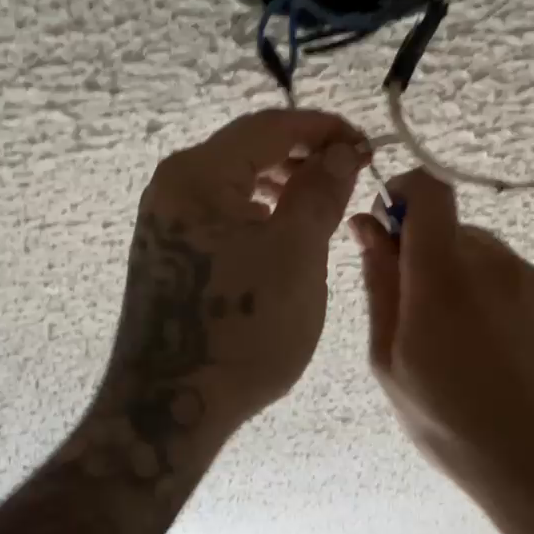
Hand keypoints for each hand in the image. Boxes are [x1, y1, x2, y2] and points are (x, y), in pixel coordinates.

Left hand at [105, 109, 364, 439]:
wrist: (171, 407)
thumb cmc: (241, 326)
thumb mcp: (297, 253)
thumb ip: (321, 190)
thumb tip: (342, 150)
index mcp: (198, 173)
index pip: (270, 126)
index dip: (323, 128)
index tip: (367, 145)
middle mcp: (173, 185)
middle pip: (249, 148)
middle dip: (305, 155)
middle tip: (353, 174)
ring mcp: (166, 220)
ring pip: (236, 181)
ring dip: (284, 182)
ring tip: (325, 201)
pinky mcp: (169, 251)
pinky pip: (222, 211)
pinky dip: (260, 210)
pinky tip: (286, 231)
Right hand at [347, 170, 533, 521]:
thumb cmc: (452, 424)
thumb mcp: (391, 362)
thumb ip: (379, 285)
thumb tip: (368, 227)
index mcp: (443, 274)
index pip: (429, 189)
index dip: (404, 192)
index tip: (388, 225)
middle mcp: (493, 262)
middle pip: (450, 225)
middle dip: (424, 252)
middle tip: (414, 314)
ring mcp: (531, 280)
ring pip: (480, 252)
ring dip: (459, 275)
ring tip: (457, 342)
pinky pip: (510, 277)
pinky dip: (490, 295)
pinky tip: (491, 350)